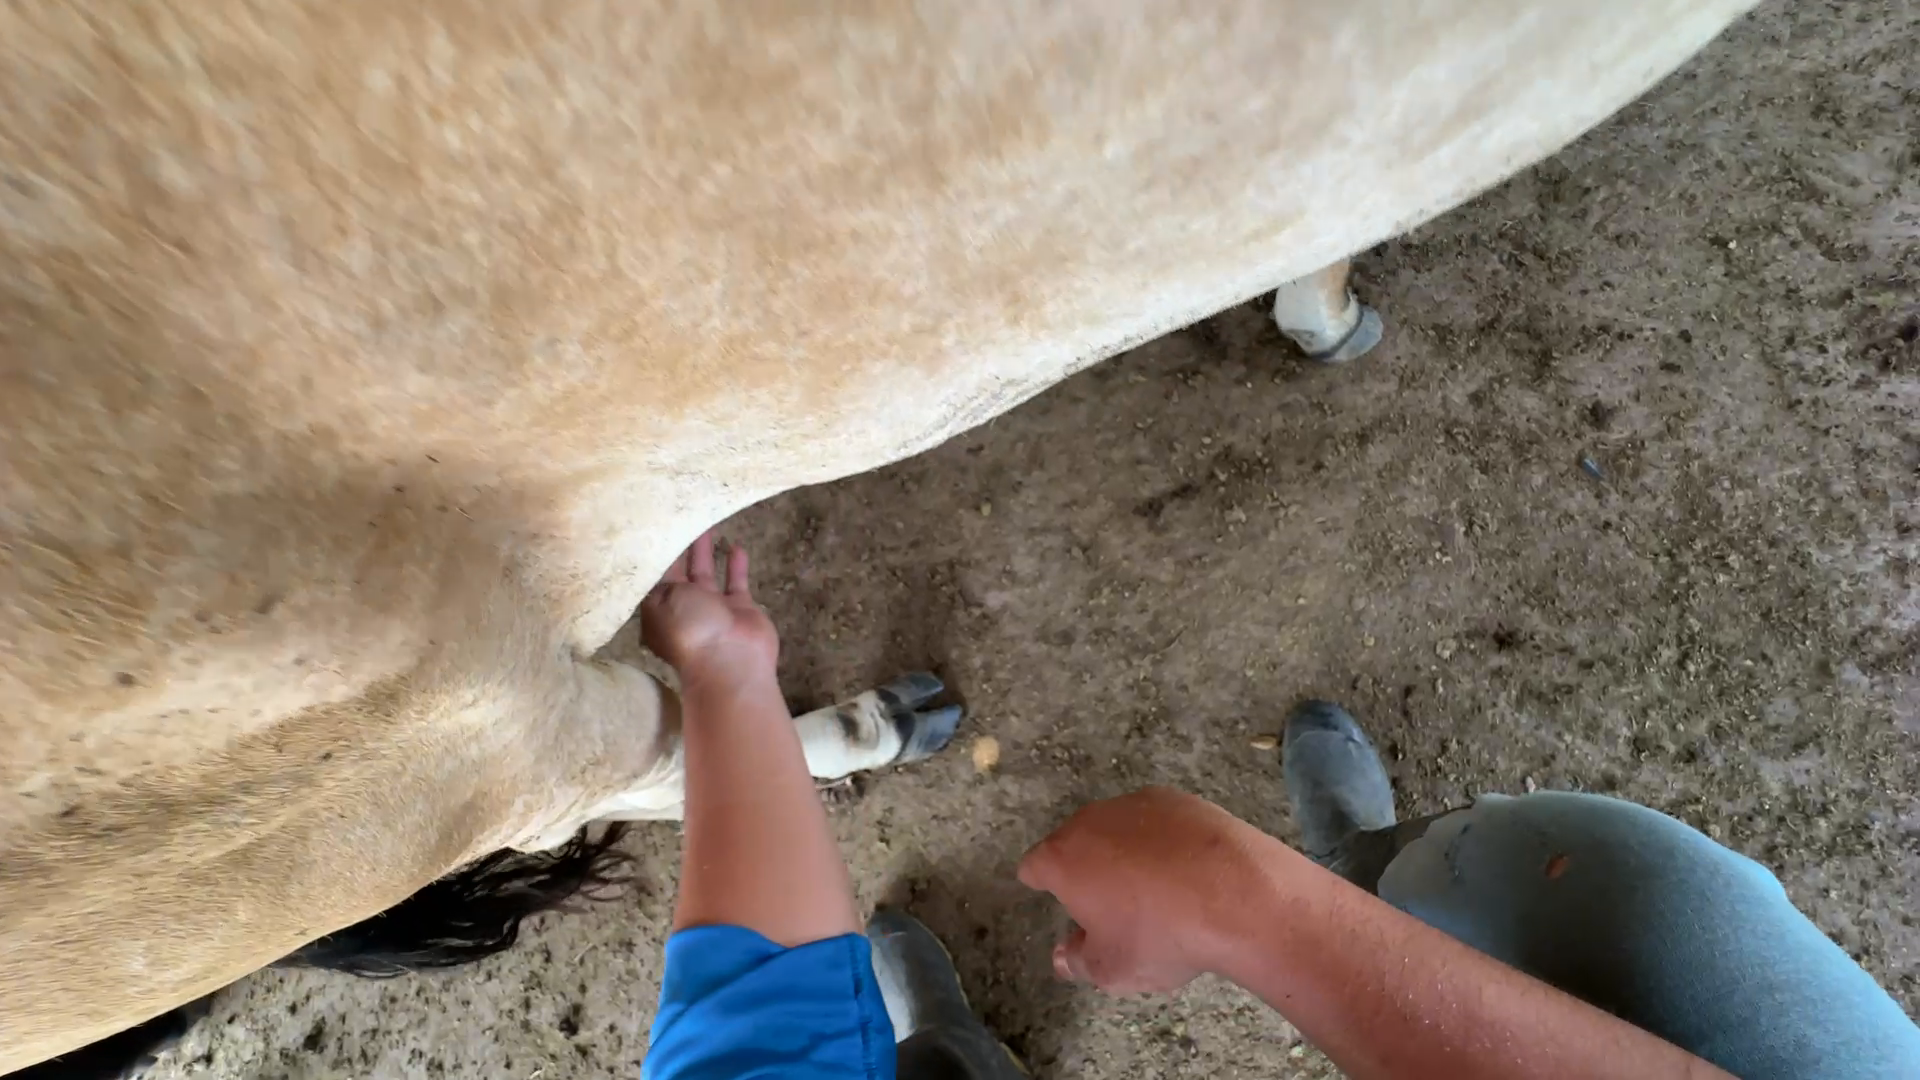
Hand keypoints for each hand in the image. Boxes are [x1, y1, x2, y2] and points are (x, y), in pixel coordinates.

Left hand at [641, 533, 778, 688]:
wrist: (731, 660)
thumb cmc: (690, 628)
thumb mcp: (666, 598)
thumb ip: (664, 575)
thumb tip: (657, 560)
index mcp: (658, 609)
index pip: (653, 576)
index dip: (655, 554)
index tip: (655, 528)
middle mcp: (682, 609)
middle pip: (679, 572)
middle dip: (679, 549)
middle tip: (680, 519)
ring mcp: (713, 609)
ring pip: (706, 574)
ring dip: (706, 553)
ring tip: (706, 525)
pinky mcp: (739, 608)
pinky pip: (736, 582)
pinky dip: (736, 566)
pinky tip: (736, 546)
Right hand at [1017, 787, 1257, 994]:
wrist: (1234, 893)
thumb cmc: (1160, 934)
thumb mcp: (1112, 968)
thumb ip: (1079, 960)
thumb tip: (1062, 956)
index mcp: (1063, 858)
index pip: (1034, 865)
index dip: (1039, 882)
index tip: (1048, 893)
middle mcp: (1089, 821)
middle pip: (1075, 842)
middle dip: (1086, 869)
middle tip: (1110, 906)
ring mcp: (1133, 803)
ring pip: (1116, 829)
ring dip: (1124, 852)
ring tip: (1156, 891)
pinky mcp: (1174, 798)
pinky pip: (1155, 821)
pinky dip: (1162, 840)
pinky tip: (1187, 869)